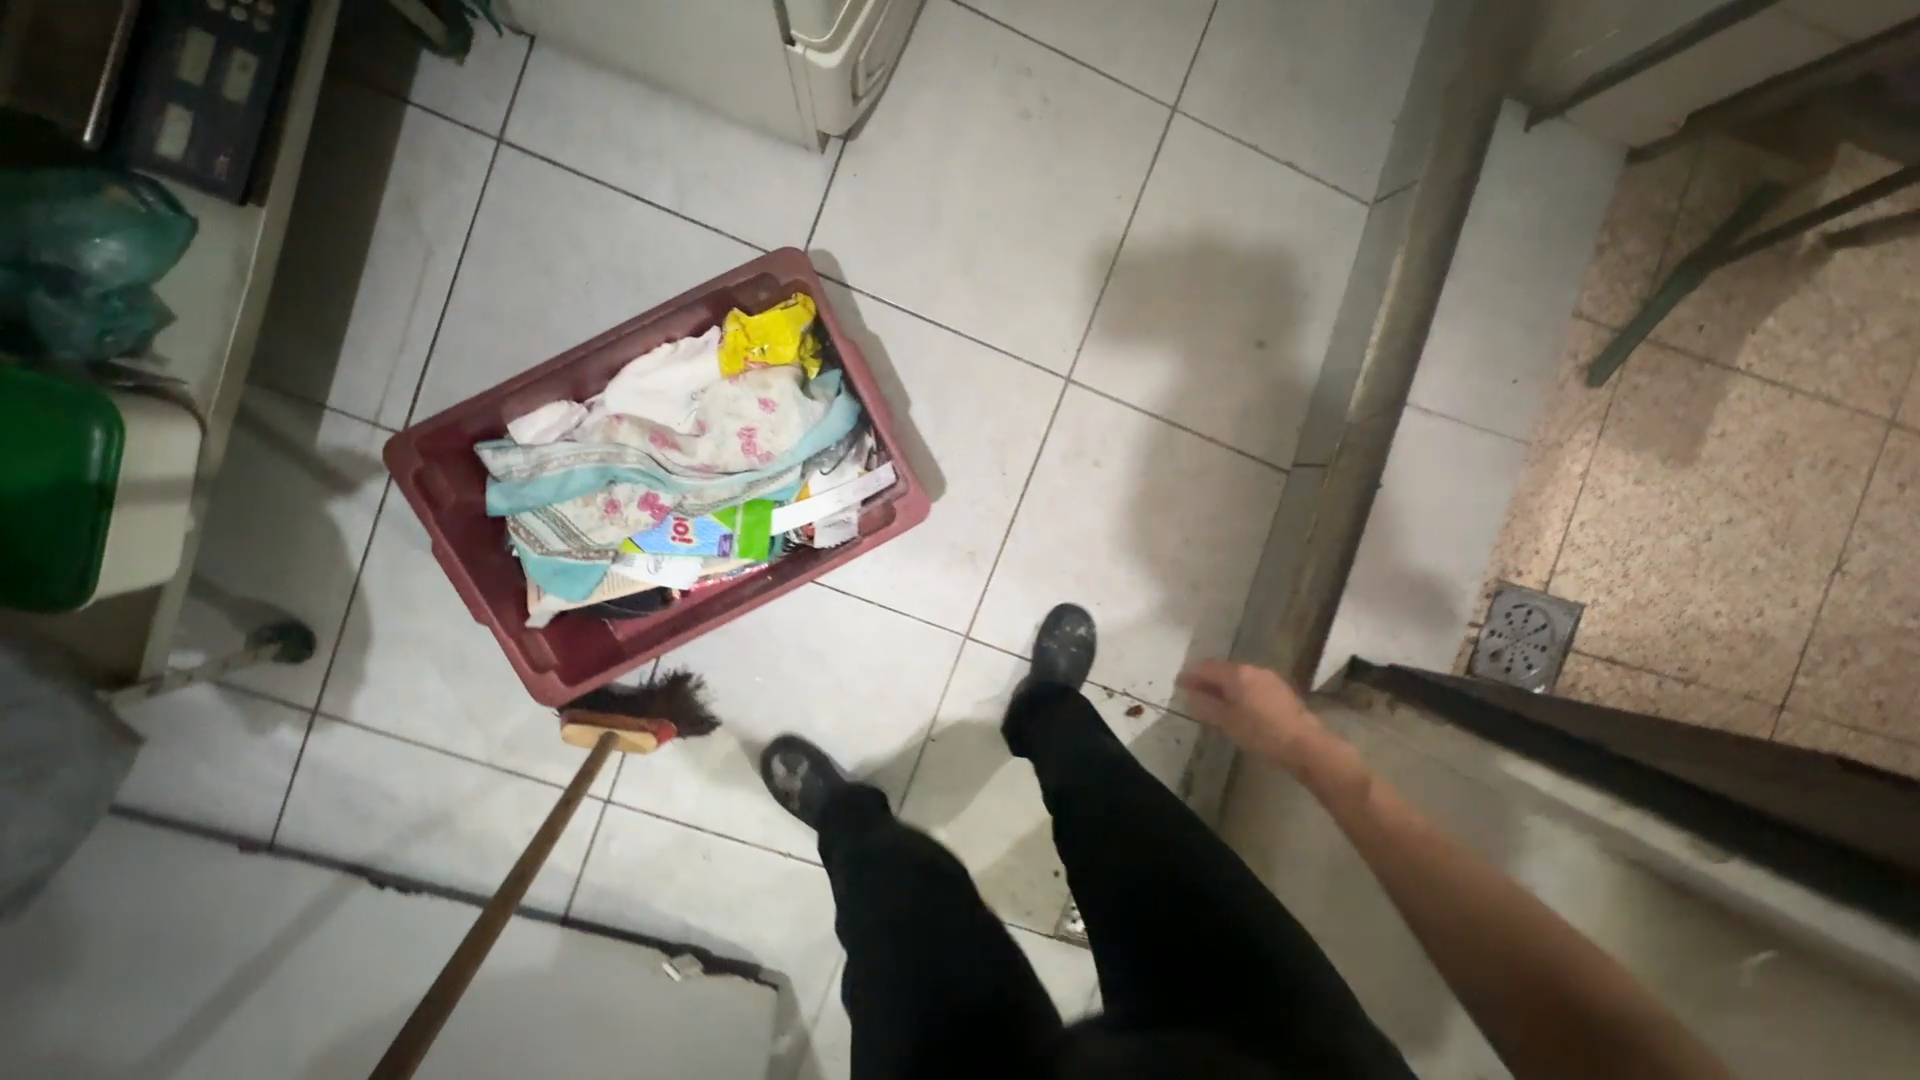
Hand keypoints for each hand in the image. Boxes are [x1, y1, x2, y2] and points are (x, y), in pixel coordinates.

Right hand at [1176, 660, 1339, 775]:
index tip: (1178, 684)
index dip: (1190, 675)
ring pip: (1238, 677)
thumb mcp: (1227, 721)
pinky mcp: (1281, 691)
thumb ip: (1206, 705)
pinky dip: (1238, 691)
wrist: (1306, 745)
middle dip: (1206, 680)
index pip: (1206, 667)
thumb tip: (1190, 695)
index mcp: (1237, 674)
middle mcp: (1253, 670)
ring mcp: (1269, 679)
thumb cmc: (1261, 733)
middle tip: (1192, 693)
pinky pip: (1251, 685)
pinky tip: (1237, 706)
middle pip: (1223, 670)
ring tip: (1213, 702)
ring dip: (1223, 686)